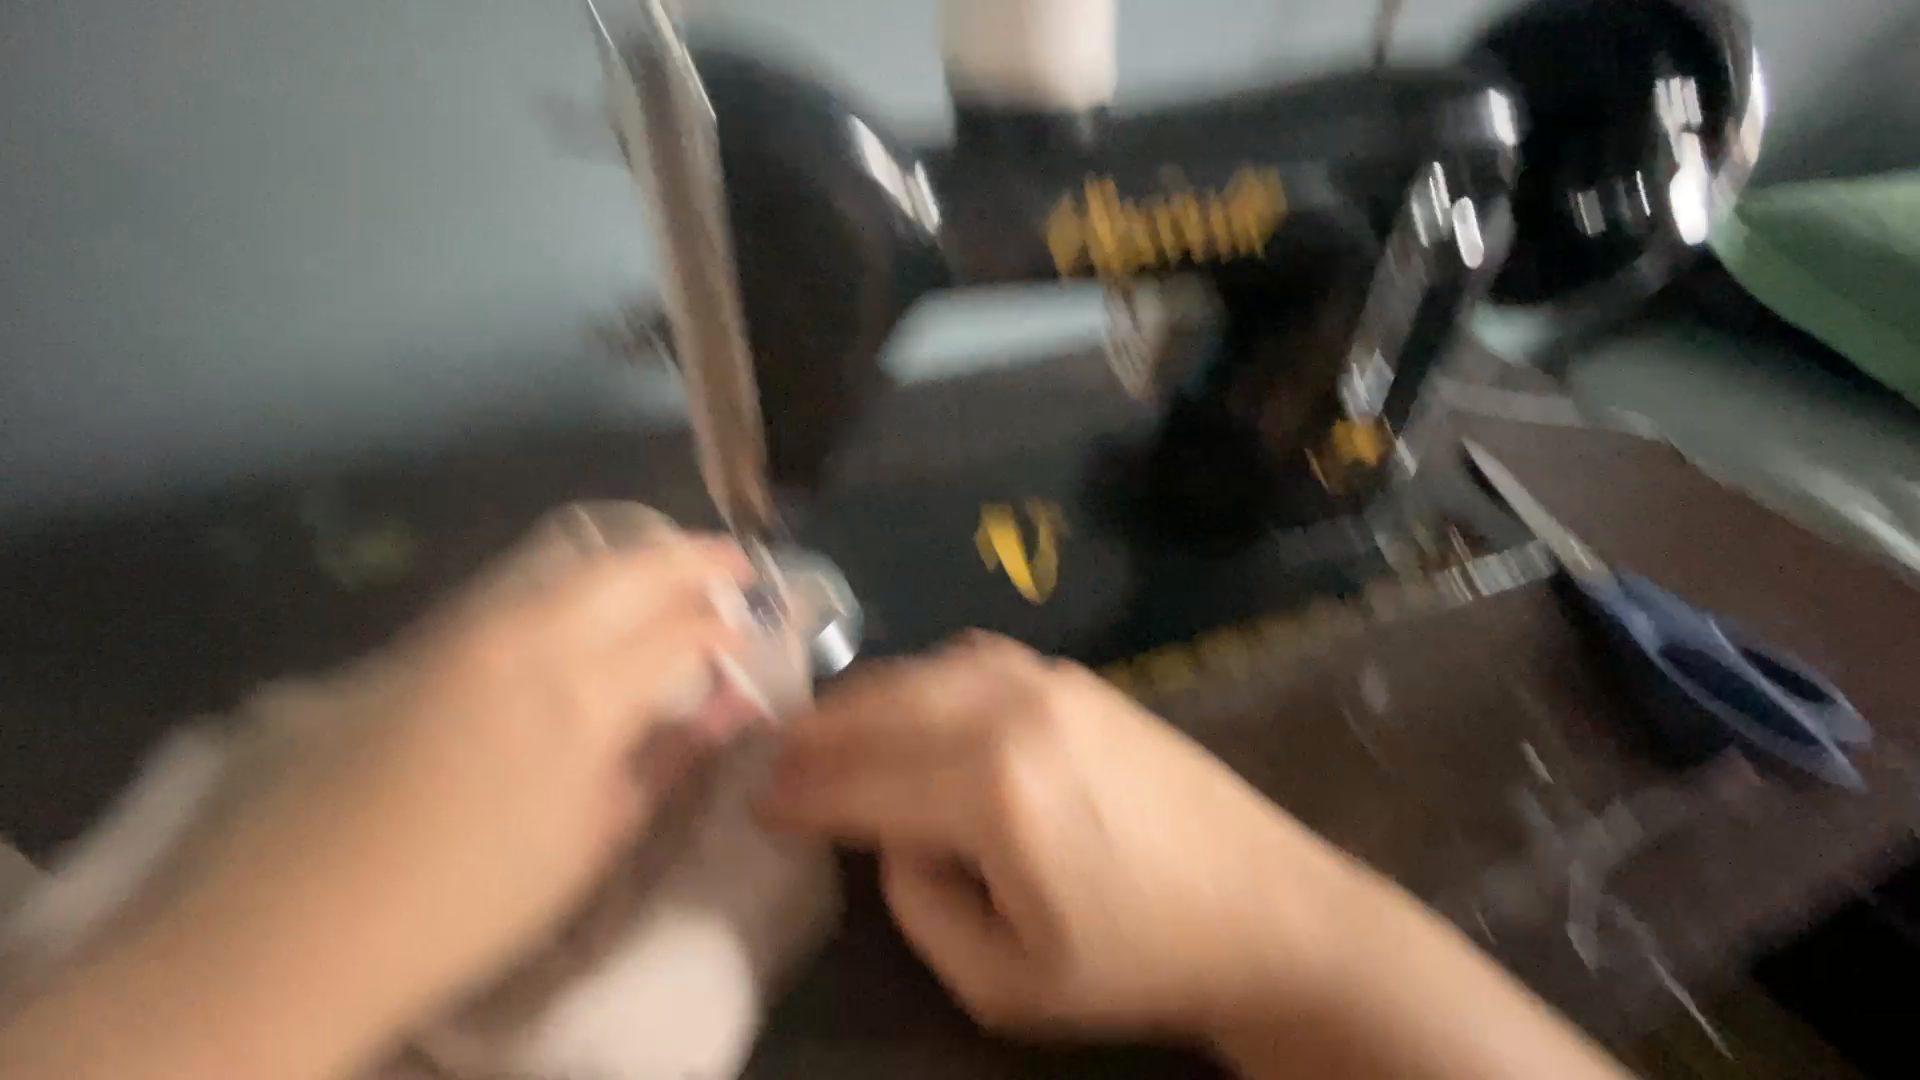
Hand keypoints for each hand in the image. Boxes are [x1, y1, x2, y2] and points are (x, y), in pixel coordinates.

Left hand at [119, 524, 761, 1068]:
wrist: (289, 929)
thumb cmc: (472, 901)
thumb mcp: (597, 837)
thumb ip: (674, 753)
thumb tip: (737, 703)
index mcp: (582, 699)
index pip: (685, 631)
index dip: (733, 626)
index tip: (763, 627)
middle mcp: (528, 639)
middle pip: (634, 566)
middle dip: (698, 557)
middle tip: (738, 566)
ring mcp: (466, 630)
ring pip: (573, 560)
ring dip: (639, 559)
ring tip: (677, 573)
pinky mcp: (419, 639)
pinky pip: (522, 585)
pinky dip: (580, 580)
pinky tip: (594, 605)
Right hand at [757, 632, 1371, 1041]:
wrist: (1267, 911)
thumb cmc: (1136, 961)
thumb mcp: (1003, 979)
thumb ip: (919, 900)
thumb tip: (892, 833)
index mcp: (993, 790)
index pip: (863, 781)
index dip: (802, 792)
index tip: (759, 798)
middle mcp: (1013, 712)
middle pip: (884, 706)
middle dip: (819, 732)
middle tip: (777, 754)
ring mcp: (1050, 681)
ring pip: (926, 668)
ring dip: (868, 695)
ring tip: (831, 725)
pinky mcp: (1079, 677)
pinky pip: (976, 658)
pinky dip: (925, 674)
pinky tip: (914, 700)